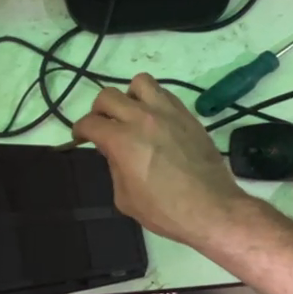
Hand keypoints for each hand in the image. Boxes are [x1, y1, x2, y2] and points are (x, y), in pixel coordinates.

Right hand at [72, 73, 252, 247]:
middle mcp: (142, 118)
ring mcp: (167, 113)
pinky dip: (153, 101)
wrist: (212, 208)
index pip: (90, 123)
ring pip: (139, 82)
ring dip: (129, 96)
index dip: (80, 130)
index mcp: (122, 140)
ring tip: (132, 114)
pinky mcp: (187, 115)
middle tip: (103, 126)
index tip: (81, 136)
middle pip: (108, 96)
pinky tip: (155, 120)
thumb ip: (114, 168)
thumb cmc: (165, 210)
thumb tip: (114, 152)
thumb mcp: (125, 198)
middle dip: (99, 111)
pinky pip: (164, 93)